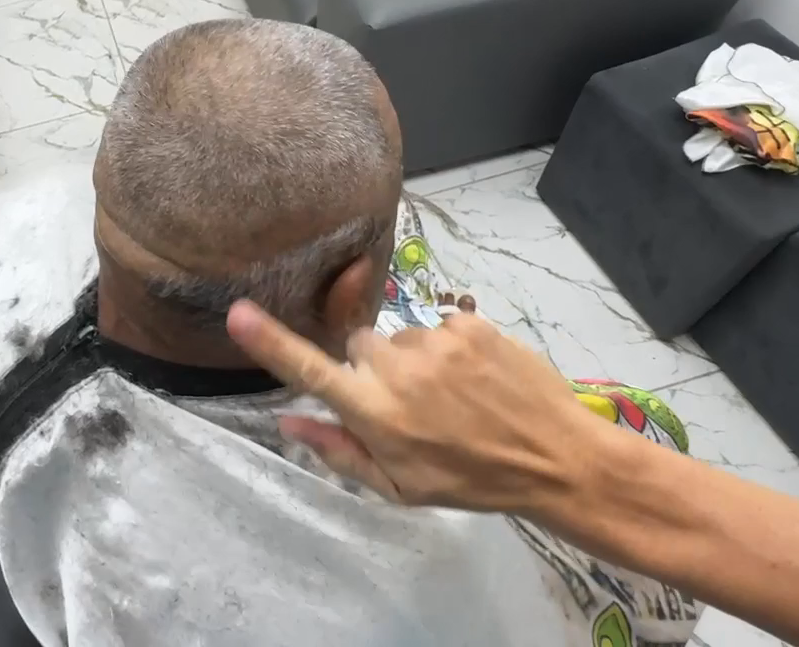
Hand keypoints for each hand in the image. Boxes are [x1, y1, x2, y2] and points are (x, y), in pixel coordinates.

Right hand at [226, 300, 609, 513]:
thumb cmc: (470, 480)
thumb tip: (287, 423)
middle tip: (411, 403)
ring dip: (415, 360)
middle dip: (372, 367)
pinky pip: (438, 325)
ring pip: (400, 338)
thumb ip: (340, 452)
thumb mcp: (400, 487)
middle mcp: (396, 369)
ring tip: (453, 395)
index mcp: (375, 414)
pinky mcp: (466, 321)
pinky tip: (477, 377)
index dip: (270, 342)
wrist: (560, 459)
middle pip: (358, 346)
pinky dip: (450, 348)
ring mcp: (433, 340)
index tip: (238, 312)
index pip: (309, 372)